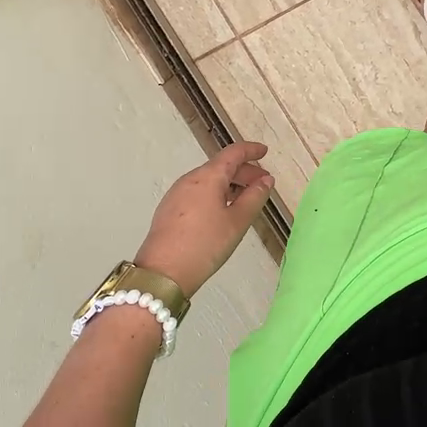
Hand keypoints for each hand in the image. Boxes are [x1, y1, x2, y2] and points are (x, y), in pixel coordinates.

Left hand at [134, 141, 272, 297]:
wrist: (161, 276)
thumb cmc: (204, 244)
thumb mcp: (238, 222)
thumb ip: (255, 197)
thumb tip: (266, 180)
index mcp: (208, 177)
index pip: (233, 153)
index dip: (251, 150)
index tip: (264, 152)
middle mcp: (189, 180)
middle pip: (220, 167)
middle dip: (243, 172)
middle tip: (261, 184)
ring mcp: (175, 195)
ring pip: (207, 181)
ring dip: (228, 185)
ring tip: (243, 200)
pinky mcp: (167, 211)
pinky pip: (197, 193)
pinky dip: (214, 195)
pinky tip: (221, 212)